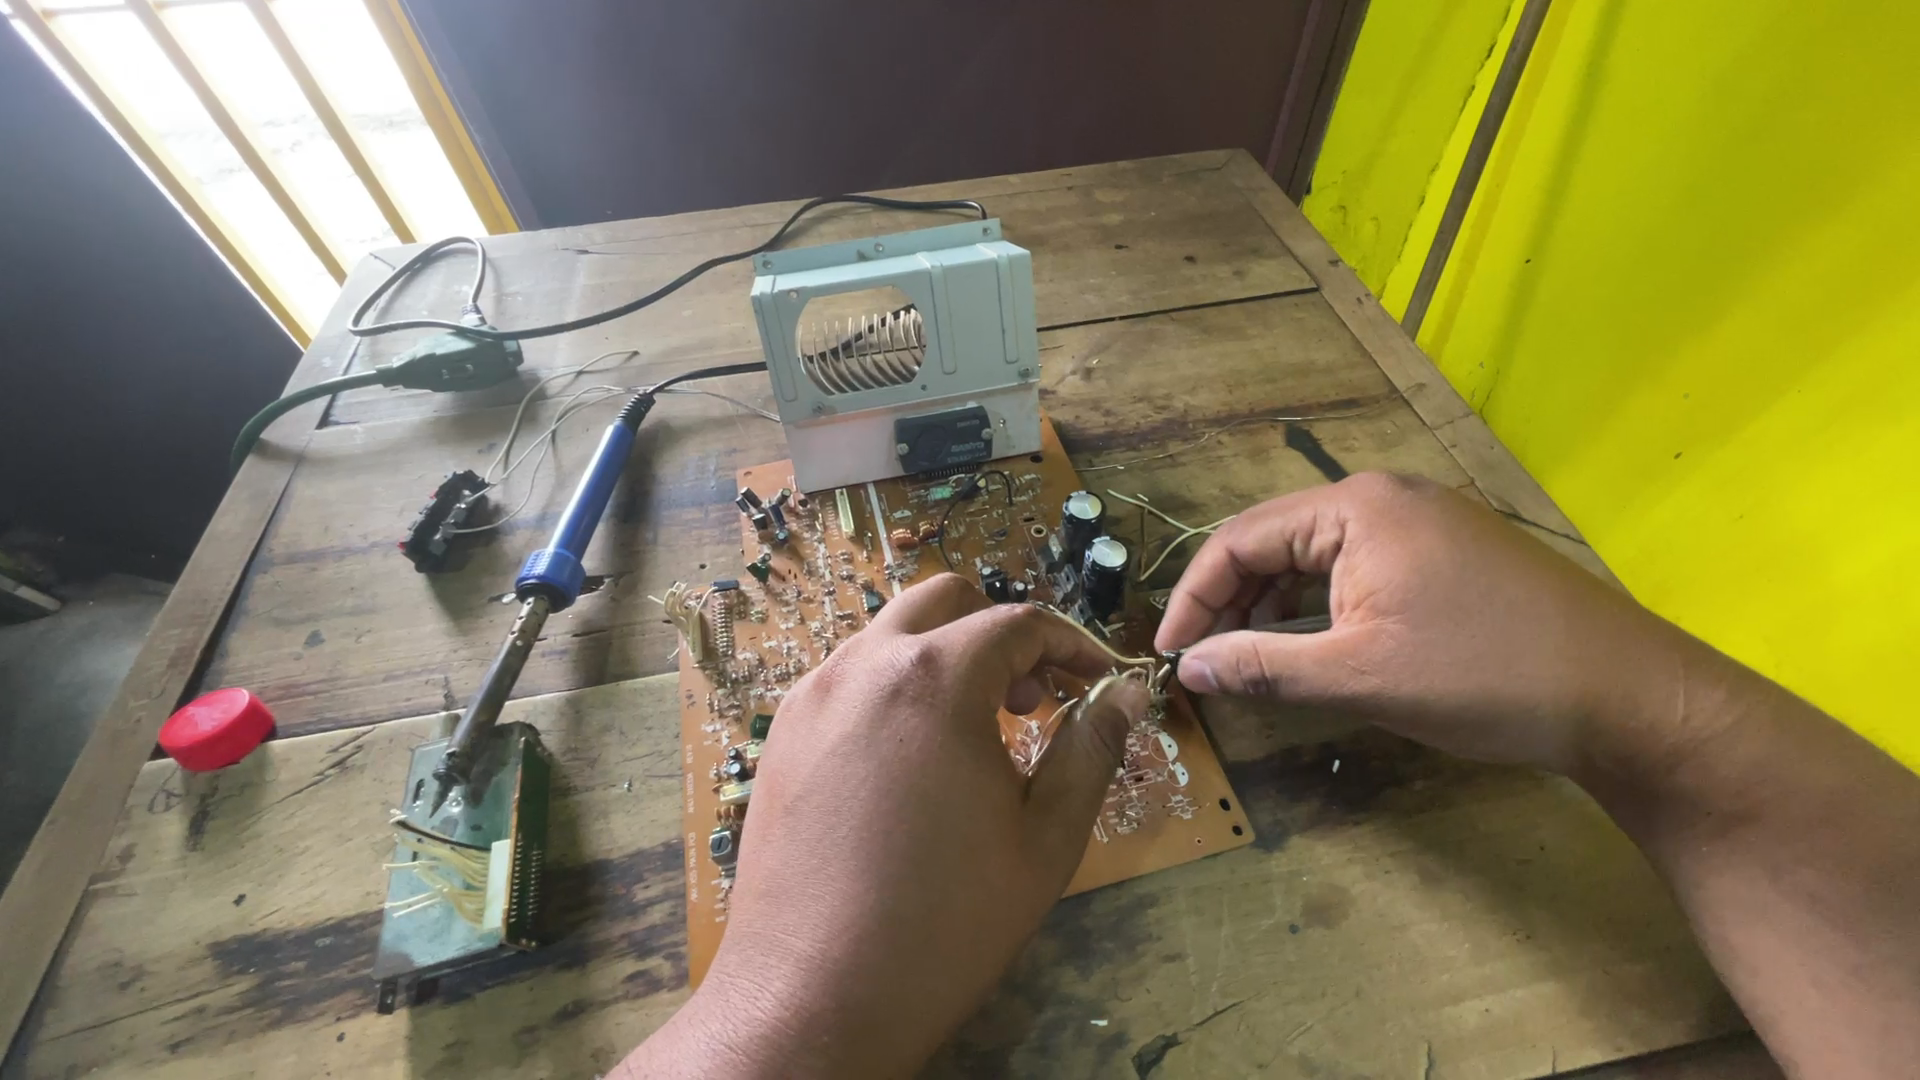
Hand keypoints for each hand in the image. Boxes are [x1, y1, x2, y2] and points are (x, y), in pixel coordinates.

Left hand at [621, 575, 1147, 1078]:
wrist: (810, 998)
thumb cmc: (944, 921)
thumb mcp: (1044, 838)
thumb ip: (1091, 748)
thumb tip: (1127, 692)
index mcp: (933, 678)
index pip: (1018, 623)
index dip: (1071, 645)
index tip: (1097, 682)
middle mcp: (864, 663)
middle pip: (946, 599)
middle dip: (1001, 631)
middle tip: (1030, 697)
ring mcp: (813, 692)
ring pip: (892, 632)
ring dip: (945, 655)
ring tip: (973, 730)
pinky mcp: (784, 729)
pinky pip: (851, 675)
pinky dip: (896, 685)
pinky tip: (909, 757)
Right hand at [1155, 472, 1697, 775]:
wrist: (1634, 700)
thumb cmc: (1485, 678)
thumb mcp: (1358, 675)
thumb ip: (1260, 666)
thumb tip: (1188, 669)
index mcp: (1355, 509)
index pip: (1239, 540)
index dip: (1194, 598)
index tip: (1171, 652)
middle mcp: (1380, 499)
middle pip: (1271, 541)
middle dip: (1229, 601)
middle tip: (1204, 658)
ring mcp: (1416, 521)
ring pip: (1309, 555)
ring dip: (1268, 604)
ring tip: (1246, 655)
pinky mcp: (1439, 551)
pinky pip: (1349, 567)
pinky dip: (1314, 604)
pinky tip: (1306, 642)